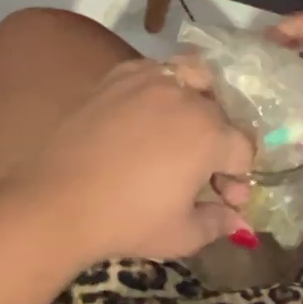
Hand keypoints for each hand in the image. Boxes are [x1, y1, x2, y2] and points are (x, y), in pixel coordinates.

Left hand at [22, 58, 254, 261]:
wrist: (58, 203)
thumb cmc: (128, 221)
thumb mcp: (183, 234)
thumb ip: (218, 222)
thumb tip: (238, 220)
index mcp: (210, 135)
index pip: (244, 150)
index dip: (238, 178)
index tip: (224, 200)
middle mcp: (186, 98)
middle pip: (221, 115)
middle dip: (220, 144)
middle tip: (202, 174)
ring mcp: (149, 81)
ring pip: (194, 78)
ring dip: (199, 102)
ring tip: (184, 129)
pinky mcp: (117, 78)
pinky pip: (154, 69)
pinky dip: (162, 85)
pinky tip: (150, 112)